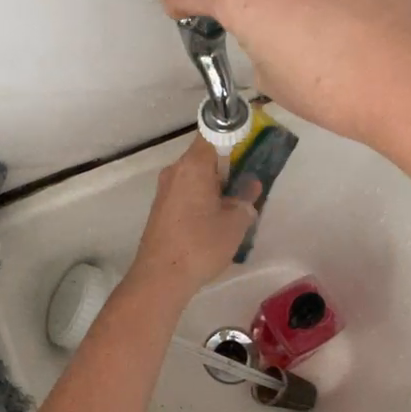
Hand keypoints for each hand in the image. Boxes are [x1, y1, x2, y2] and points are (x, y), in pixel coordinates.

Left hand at [128, 137, 259, 297]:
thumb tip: (250, 187)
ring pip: (196, 178)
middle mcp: (175, 171)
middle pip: (205, 157)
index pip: (213, 133)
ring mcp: (165, 191)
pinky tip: (213, 223)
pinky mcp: (161, 209)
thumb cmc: (201, 245)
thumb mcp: (235, 223)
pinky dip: (202, 200)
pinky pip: (187, 194)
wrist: (160, 277)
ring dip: (215, 187)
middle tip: (247, 187)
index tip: (249, 147)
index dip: (233, 135)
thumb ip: (246, 199)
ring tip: (233, 209)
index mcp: (193, 165)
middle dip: (228, 168)